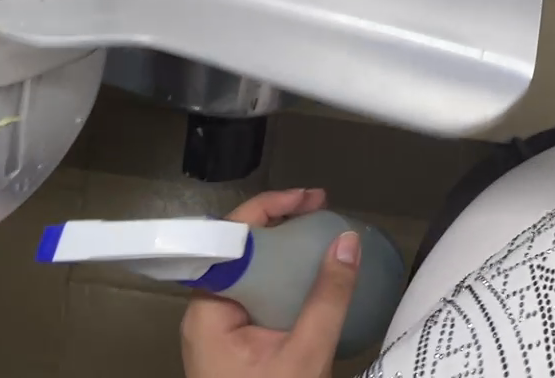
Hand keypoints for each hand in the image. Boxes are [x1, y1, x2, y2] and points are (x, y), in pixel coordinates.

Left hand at [182, 189, 362, 377]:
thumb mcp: (307, 356)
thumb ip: (328, 297)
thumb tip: (348, 239)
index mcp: (208, 313)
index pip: (229, 241)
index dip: (267, 209)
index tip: (310, 198)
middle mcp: (206, 313)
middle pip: (239, 248)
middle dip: (282, 220)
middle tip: (324, 207)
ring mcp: (219, 329)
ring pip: (250, 269)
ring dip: (285, 243)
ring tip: (321, 228)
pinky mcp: (234, 342)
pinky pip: (258, 291)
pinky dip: (285, 271)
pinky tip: (313, 269)